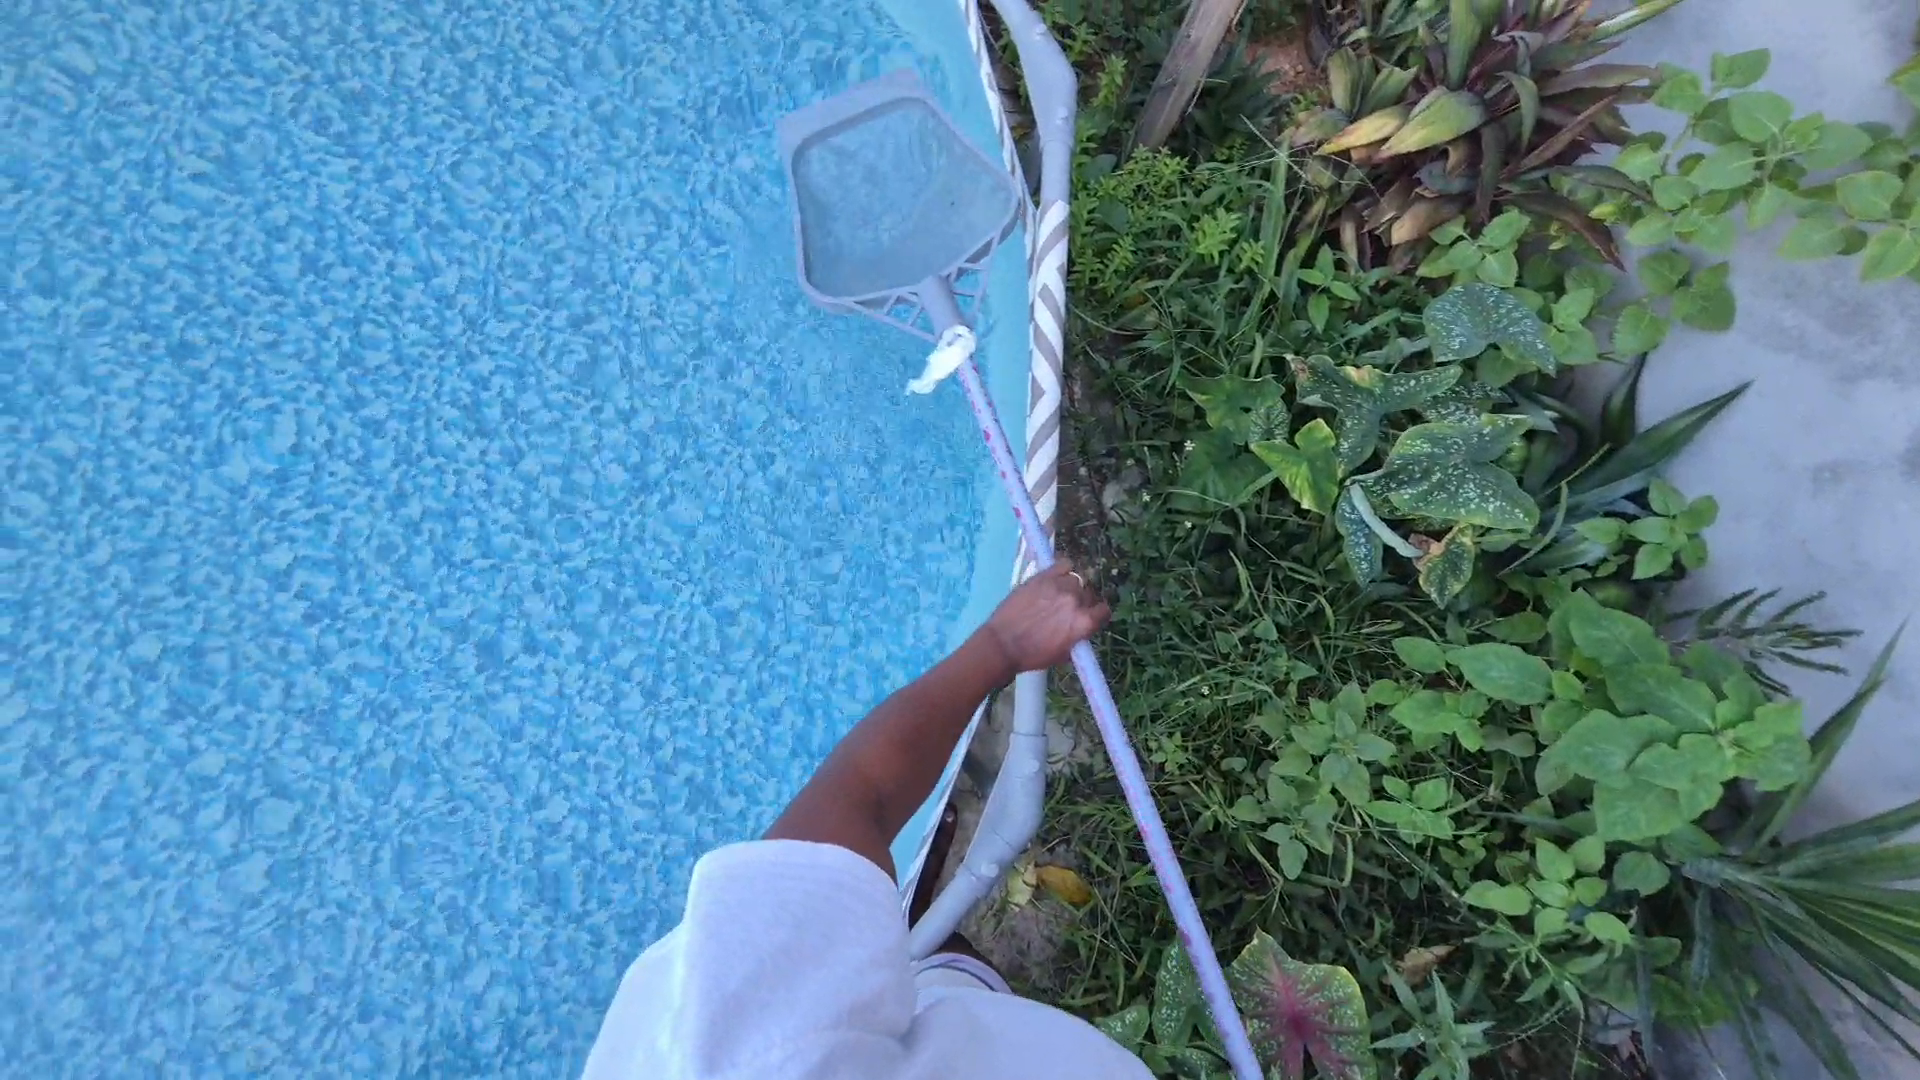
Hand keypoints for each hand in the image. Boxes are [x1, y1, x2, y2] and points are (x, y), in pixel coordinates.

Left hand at [979, 561, 1110, 675]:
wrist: (1003, 644)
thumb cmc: (1033, 655)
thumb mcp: (1064, 653)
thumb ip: (1078, 635)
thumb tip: (1083, 626)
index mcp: (1084, 622)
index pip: (1103, 610)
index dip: (1096, 614)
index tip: (1088, 616)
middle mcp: (1076, 601)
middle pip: (1089, 594)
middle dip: (1082, 602)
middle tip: (1067, 608)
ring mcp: (1060, 586)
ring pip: (1076, 579)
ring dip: (1070, 586)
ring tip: (1057, 594)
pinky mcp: (1043, 576)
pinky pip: (1064, 564)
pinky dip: (1063, 569)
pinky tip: (1056, 577)